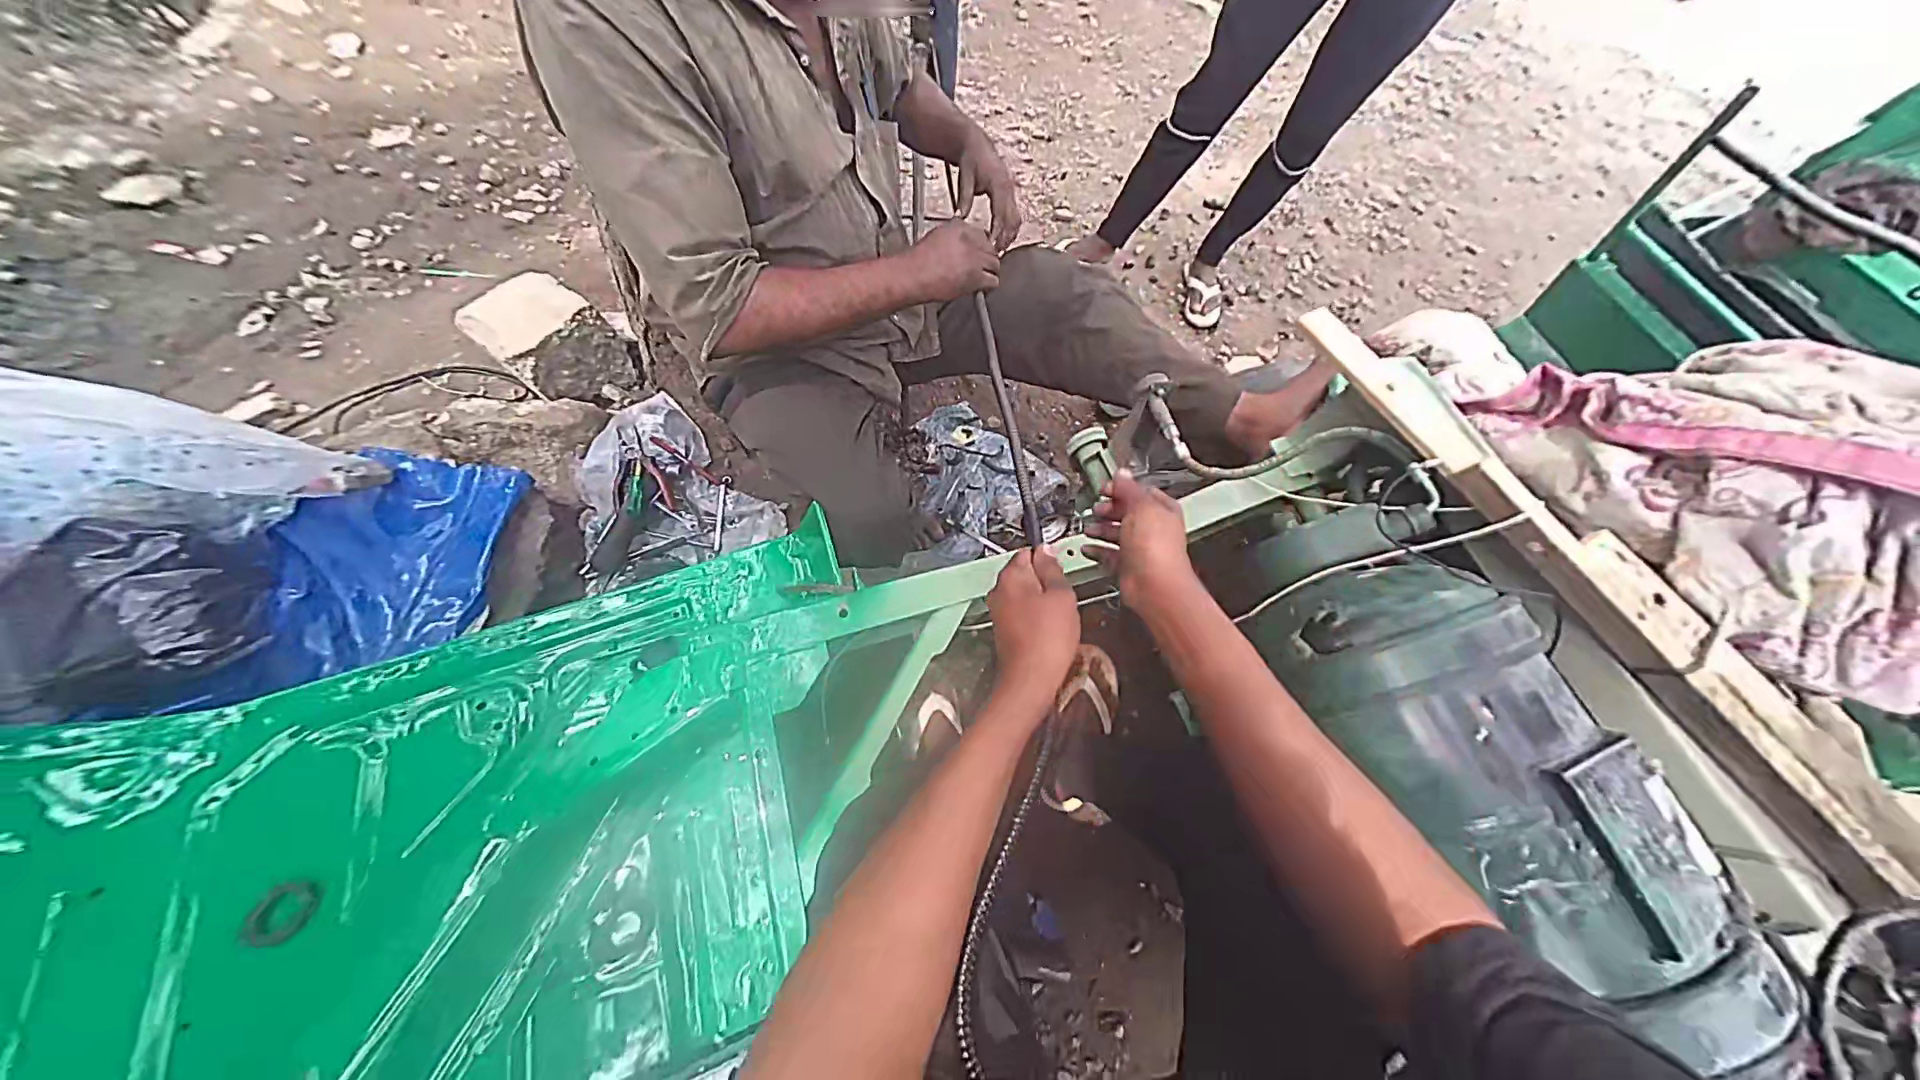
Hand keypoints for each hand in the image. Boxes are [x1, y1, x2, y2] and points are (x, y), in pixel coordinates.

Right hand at [903, 221, 999, 302]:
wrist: (913, 275)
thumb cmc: (917, 261)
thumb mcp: (936, 236)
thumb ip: (952, 236)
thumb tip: (959, 245)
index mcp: (959, 227)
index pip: (981, 233)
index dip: (981, 245)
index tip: (978, 252)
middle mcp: (970, 241)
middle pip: (990, 248)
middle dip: (987, 257)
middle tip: (982, 265)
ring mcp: (975, 258)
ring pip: (995, 264)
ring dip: (990, 270)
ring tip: (983, 276)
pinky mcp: (976, 276)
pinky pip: (993, 280)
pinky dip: (989, 284)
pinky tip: (982, 286)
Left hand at [956, 132, 1020, 250]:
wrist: (975, 142)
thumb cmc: (970, 158)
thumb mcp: (965, 178)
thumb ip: (964, 198)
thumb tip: (960, 218)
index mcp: (999, 183)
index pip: (1001, 214)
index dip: (998, 232)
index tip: (992, 246)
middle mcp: (1009, 187)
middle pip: (1013, 220)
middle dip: (1006, 238)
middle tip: (996, 254)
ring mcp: (1011, 190)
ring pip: (1016, 218)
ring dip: (1009, 235)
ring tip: (999, 249)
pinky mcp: (1010, 193)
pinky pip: (1014, 214)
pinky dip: (1009, 227)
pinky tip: (1001, 237)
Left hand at [986, 547, 1080, 700]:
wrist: (1031, 679)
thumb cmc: (1048, 638)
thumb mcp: (1061, 595)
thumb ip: (1052, 569)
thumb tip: (1046, 550)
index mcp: (1010, 576)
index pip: (1028, 551)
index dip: (1048, 559)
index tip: (1063, 572)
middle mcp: (998, 590)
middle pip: (1025, 573)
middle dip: (1045, 581)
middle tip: (1063, 597)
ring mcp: (999, 611)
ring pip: (1025, 594)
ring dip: (1042, 600)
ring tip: (1059, 615)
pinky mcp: (1003, 629)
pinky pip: (1022, 612)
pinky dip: (1036, 617)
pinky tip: (1049, 629)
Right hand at [1084, 471, 1198, 610]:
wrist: (1154, 585)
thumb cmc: (1156, 547)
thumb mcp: (1140, 506)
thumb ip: (1128, 489)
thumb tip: (1121, 474)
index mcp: (1162, 510)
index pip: (1140, 492)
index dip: (1122, 489)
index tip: (1105, 490)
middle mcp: (1153, 529)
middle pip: (1127, 513)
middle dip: (1109, 510)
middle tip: (1097, 508)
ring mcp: (1141, 548)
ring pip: (1117, 534)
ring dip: (1101, 529)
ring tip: (1089, 526)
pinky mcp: (1128, 566)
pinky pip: (1109, 555)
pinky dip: (1097, 550)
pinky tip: (1088, 547)